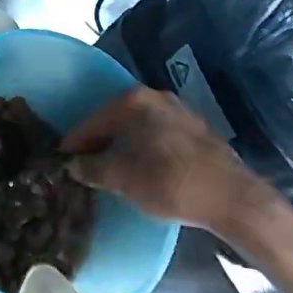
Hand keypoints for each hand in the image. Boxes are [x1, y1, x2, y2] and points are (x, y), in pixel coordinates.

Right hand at [61, 86, 265, 234]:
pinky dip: (142, 145)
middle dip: (98, 140)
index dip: (75, 142)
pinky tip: (140, 165)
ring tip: (109, 167)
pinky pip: (156, 132)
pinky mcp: (194, 127)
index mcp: (133, 101)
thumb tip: (73, 165)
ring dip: (121, 143)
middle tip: (83, 163)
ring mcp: (177, 109)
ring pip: (137, 125)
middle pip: (115, 118)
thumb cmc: (171, 183)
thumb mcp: (124, 179)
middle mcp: (154, 96)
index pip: (92, 120)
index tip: (61, 159)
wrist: (232, 197)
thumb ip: (93, 168)